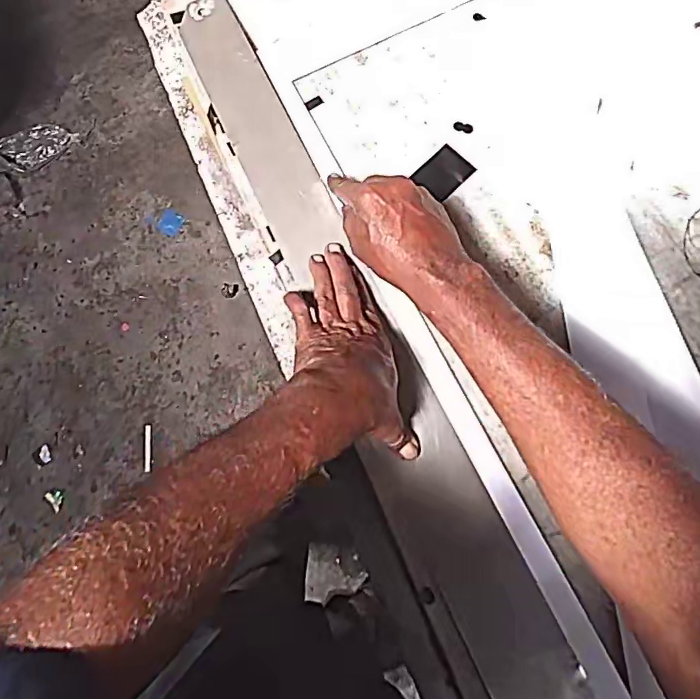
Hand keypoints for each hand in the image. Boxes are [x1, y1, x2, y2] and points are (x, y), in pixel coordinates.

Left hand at [285, 246, 418, 459]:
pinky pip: (302, 315)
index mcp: (376, 344)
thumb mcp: (388, 421)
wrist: (340, 401)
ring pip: (327, 296)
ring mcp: (331, 331)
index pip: (373, 310)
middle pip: (348, 292)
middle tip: (337, 252)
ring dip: (323, 277)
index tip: (363, 276)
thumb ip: (397, 431)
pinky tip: (291, 292)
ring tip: (319, 259)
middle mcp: (354, 332)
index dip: (367, 290)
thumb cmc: (365, 404)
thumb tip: (408, 446)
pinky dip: (295, 303)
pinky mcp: (310, 338)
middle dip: (343, 271)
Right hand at [326, 175, 475, 301]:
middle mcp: (392, 187)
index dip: (338, 186)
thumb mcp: (361, 247)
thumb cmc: (404, 262)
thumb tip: (352, 216)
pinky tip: (406, 230)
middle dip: (367, 200)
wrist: (436, 270)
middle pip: (371, 185)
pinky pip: (410, 198)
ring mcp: (413, 191)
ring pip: (392, 190)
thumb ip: (351, 222)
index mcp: (368, 197)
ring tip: (391, 231)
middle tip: (367, 220)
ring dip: (388, 204)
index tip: (336, 183)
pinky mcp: (429, 198)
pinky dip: (405, 208)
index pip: (345, 185)